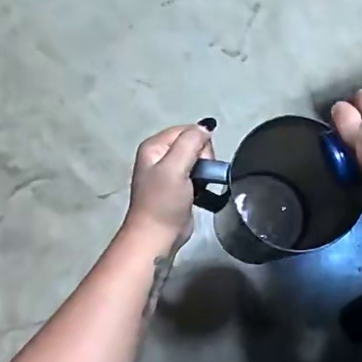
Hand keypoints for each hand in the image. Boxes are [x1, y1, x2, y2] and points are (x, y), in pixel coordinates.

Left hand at [124, 121, 214, 248]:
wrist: (158, 235)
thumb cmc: (164, 201)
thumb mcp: (175, 168)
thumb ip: (190, 143)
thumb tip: (207, 126)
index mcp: (155, 146)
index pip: (187, 130)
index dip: (200, 144)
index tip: (200, 164)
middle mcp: (160, 155)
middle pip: (194, 143)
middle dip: (203, 158)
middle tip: (199, 177)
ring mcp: (169, 171)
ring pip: (199, 159)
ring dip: (205, 172)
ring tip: (200, 187)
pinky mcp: (179, 186)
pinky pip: (198, 174)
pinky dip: (203, 181)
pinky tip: (200, 192)